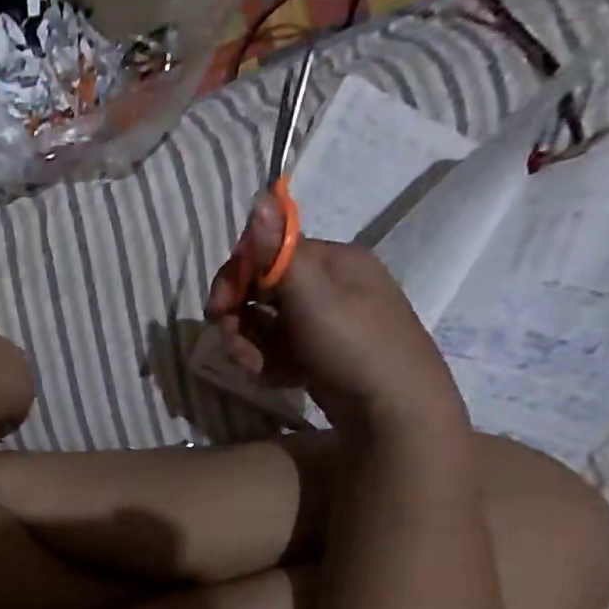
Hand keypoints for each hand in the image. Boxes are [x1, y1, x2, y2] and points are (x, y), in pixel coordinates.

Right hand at [206, 193, 465, 432]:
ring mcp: (323, 324)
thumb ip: (280, 253)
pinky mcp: (318, 356)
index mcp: (333, 262)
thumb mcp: (313, 297)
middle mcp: (328, 287)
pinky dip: (267, 363)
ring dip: (248, 345)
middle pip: (260, 291)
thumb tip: (260, 196)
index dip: (236, 278)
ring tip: (255, 367)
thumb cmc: (354, 347)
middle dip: (238, 317)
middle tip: (231, 342)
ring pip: (263, 325)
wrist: (392, 412)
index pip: (268, 253)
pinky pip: (277, 351)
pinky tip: (275, 377)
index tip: (217, 308)